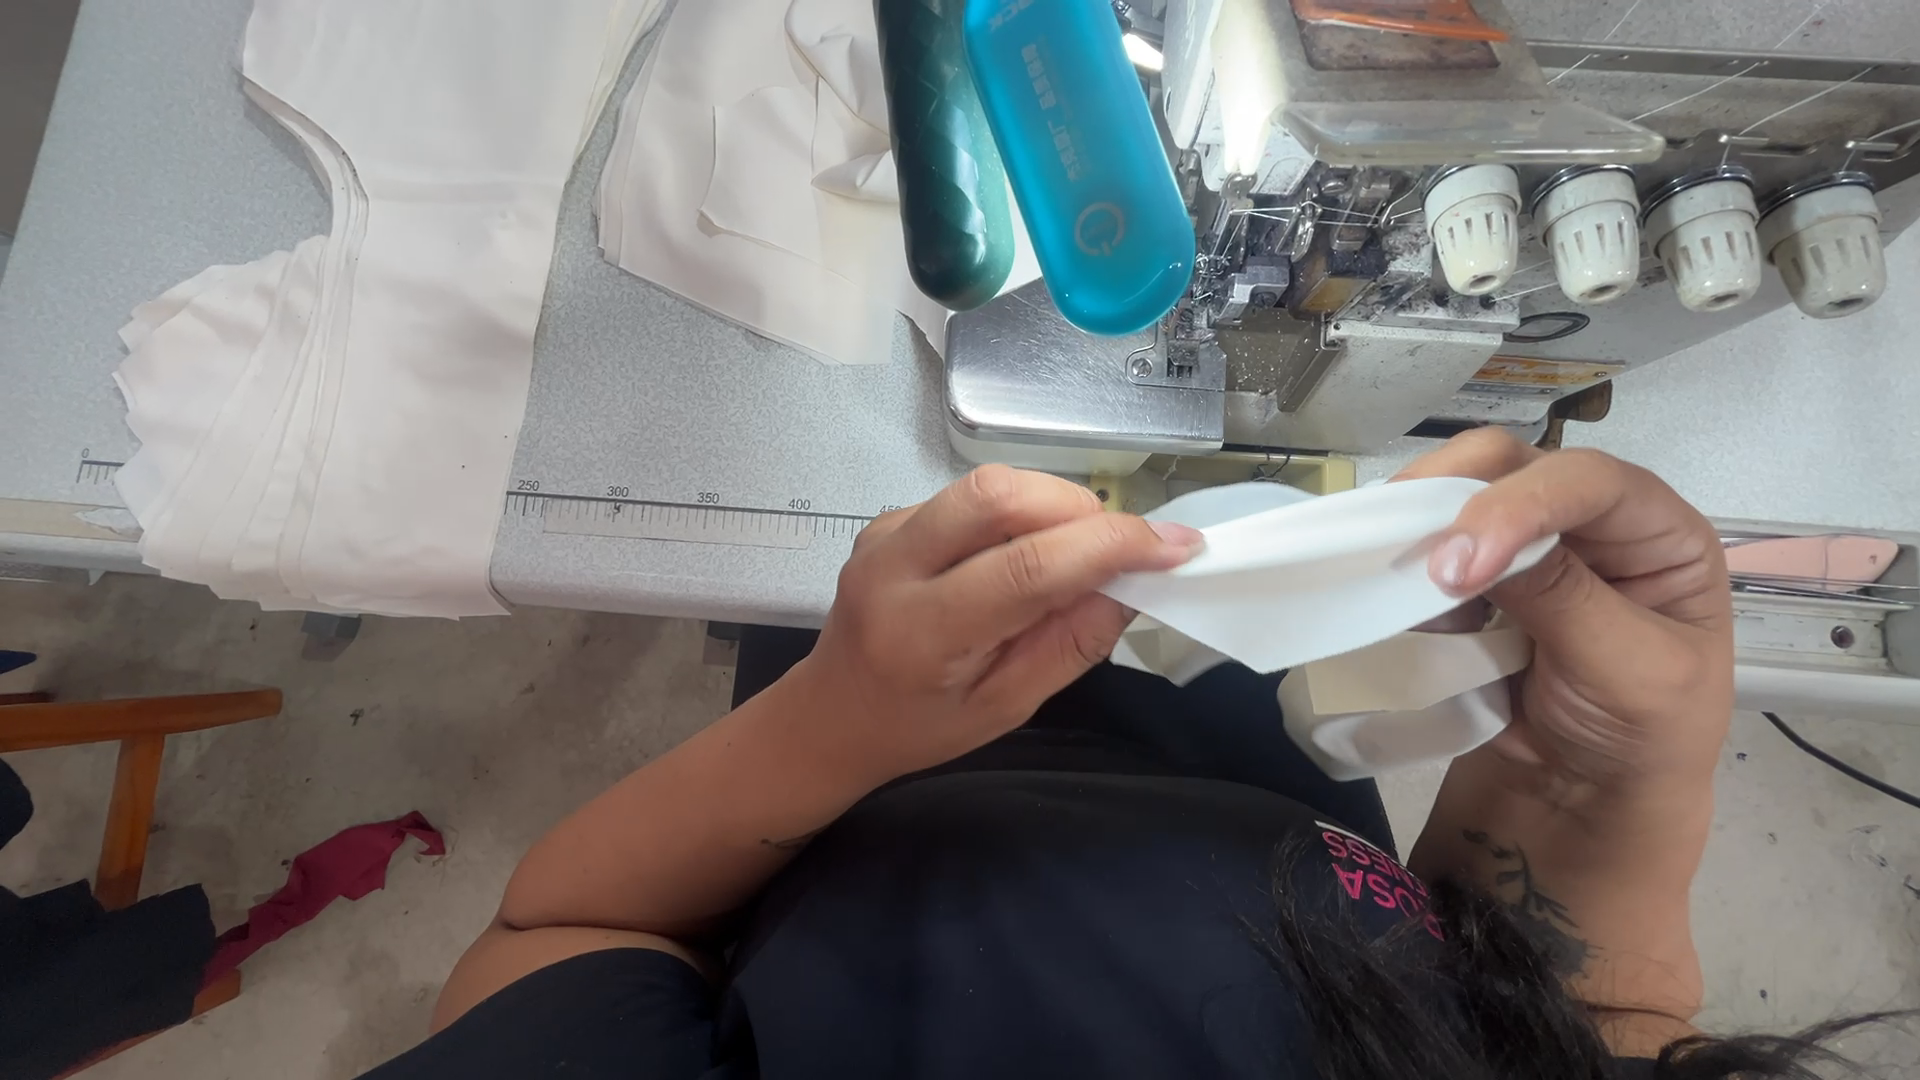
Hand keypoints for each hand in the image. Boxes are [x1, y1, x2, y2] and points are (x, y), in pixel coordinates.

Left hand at [789, 465, 1203, 781]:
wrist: (830, 714)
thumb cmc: (917, 728)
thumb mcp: (1003, 708)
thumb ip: (1068, 646)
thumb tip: (1129, 586)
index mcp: (922, 633)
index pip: (1025, 567)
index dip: (1109, 545)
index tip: (1174, 546)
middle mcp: (893, 566)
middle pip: (997, 494)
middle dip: (1077, 507)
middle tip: (1114, 549)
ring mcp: (884, 534)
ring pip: (985, 485)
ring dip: (1049, 505)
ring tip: (1073, 553)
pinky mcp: (887, 520)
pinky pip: (967, 496)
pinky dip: (1016, 513)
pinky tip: (1020, 553)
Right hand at [1396, 431, 1733, 795]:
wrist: (1575, 786)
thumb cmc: (1637, 731)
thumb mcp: (1631, 671)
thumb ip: (1562, 598)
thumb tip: (1467, 548)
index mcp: (1654, 532)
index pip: (1589, 482)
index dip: (1519, 506)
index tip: (1458, 568)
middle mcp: (1583, 520)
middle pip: (1510, 463)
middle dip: (1451, 491)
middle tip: (1401, 541)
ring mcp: (1516, 542)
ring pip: (1454, 487)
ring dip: (1413, 516)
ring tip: (1384, 557)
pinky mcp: (1464, 570)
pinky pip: (1422, 535)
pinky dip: (1398, 547)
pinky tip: (1388, 574)